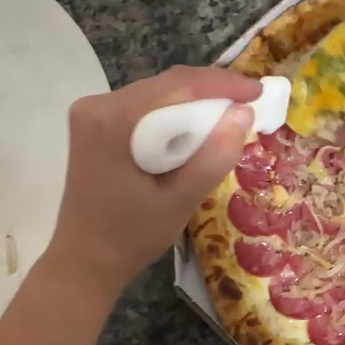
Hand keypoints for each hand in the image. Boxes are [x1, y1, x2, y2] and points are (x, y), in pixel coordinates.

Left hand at [44, 66, 260, 295]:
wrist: (86, 260)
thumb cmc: (132, 236)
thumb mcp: (181, 202)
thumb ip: (213, 158)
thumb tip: (243, 114)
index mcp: (114, 120)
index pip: (177, 86)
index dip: (223, 84)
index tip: (258, 92)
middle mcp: (98, 105)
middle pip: (165, 86)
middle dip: (210, 93)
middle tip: (250, 104)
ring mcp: (92, 113)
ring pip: (156, 95)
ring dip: (193, 105)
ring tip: (230, 117)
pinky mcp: (95, 126)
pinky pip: (144, 109)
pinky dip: (173, 118)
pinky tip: (196, 131)